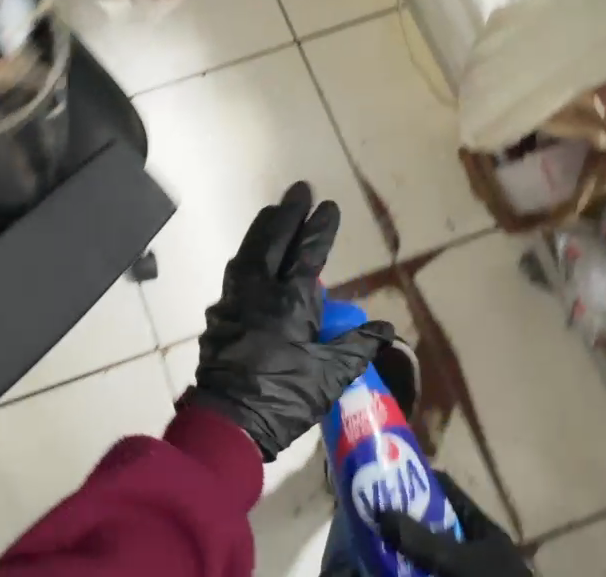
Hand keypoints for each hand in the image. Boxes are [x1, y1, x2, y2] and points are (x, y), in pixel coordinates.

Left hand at [181, 182, 393, 459]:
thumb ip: (356, 347)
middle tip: (300, 188)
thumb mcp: (329, 376)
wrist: (229, 417)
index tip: (328, 206)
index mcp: (291, 300)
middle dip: (289, 212)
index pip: (309, 253)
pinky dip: (248, 253)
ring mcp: (236, 297)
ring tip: (275, 210)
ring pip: (251, 250)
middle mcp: (261, 289)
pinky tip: (252, 253)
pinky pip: (237, 270)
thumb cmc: (284, 396)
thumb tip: (385, 328)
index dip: (320, 228)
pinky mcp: (221, 310)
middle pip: (274, 239)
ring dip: (264, 227)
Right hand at [378, 473, 530, 576]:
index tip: (383, 475)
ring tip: (374, 540)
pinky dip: (410, 570)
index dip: (416, 478)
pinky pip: (428, 572)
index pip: (447, 490)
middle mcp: (475, 548)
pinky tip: (390, 568)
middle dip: (404, 517)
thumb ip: (419, 539)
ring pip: (430, 553)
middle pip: (434, 523)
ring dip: (405, 548)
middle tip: (372, 511)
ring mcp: (467, 572)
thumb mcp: (455, 561)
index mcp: (482, 528)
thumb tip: (378, 511)